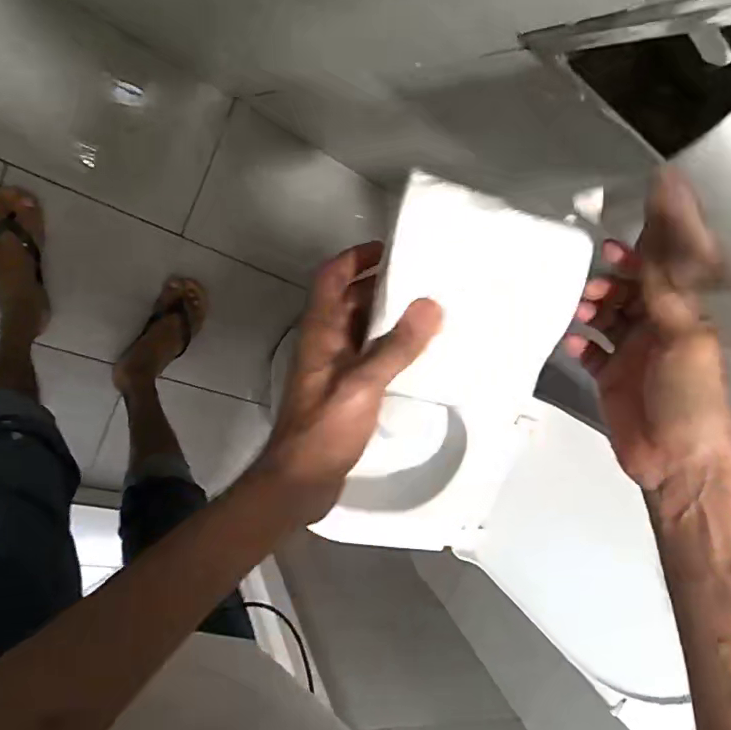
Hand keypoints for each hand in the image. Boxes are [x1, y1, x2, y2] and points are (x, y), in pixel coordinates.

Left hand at [253, 241, 442, 522]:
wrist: (300, 479)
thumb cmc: (325, 428)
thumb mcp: (363, 383)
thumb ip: (396, 346)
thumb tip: (430, 304)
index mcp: (321, 332)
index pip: (331, 277)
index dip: (355, 258)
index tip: (389, 249)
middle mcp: (324, 344)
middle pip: (348, 300)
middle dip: (379, 284)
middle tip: (421, 279)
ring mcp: (332, 368)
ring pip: (359, 329)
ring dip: (386, 317)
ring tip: (426, 311)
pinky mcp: (343, 391)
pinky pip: (367, 356)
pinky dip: (388, 347)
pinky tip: (415, 355)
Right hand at [563, 166, 730, 490]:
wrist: (675, 460)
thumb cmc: (689, 397)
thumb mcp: (685, 338)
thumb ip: (663, 294)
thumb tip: (648, 250)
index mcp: (683, 316)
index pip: (663, 273)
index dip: (643, 253)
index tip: (616, 239)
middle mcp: (657, 328)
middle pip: (629, 290)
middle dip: (610, 281)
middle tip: (594, 284)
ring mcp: (631, 353)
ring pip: (606, 316)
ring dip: (591, 307)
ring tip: (581, 311)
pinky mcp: (609, 376)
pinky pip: (590, 350)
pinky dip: (579, 343)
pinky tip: (573, 343)